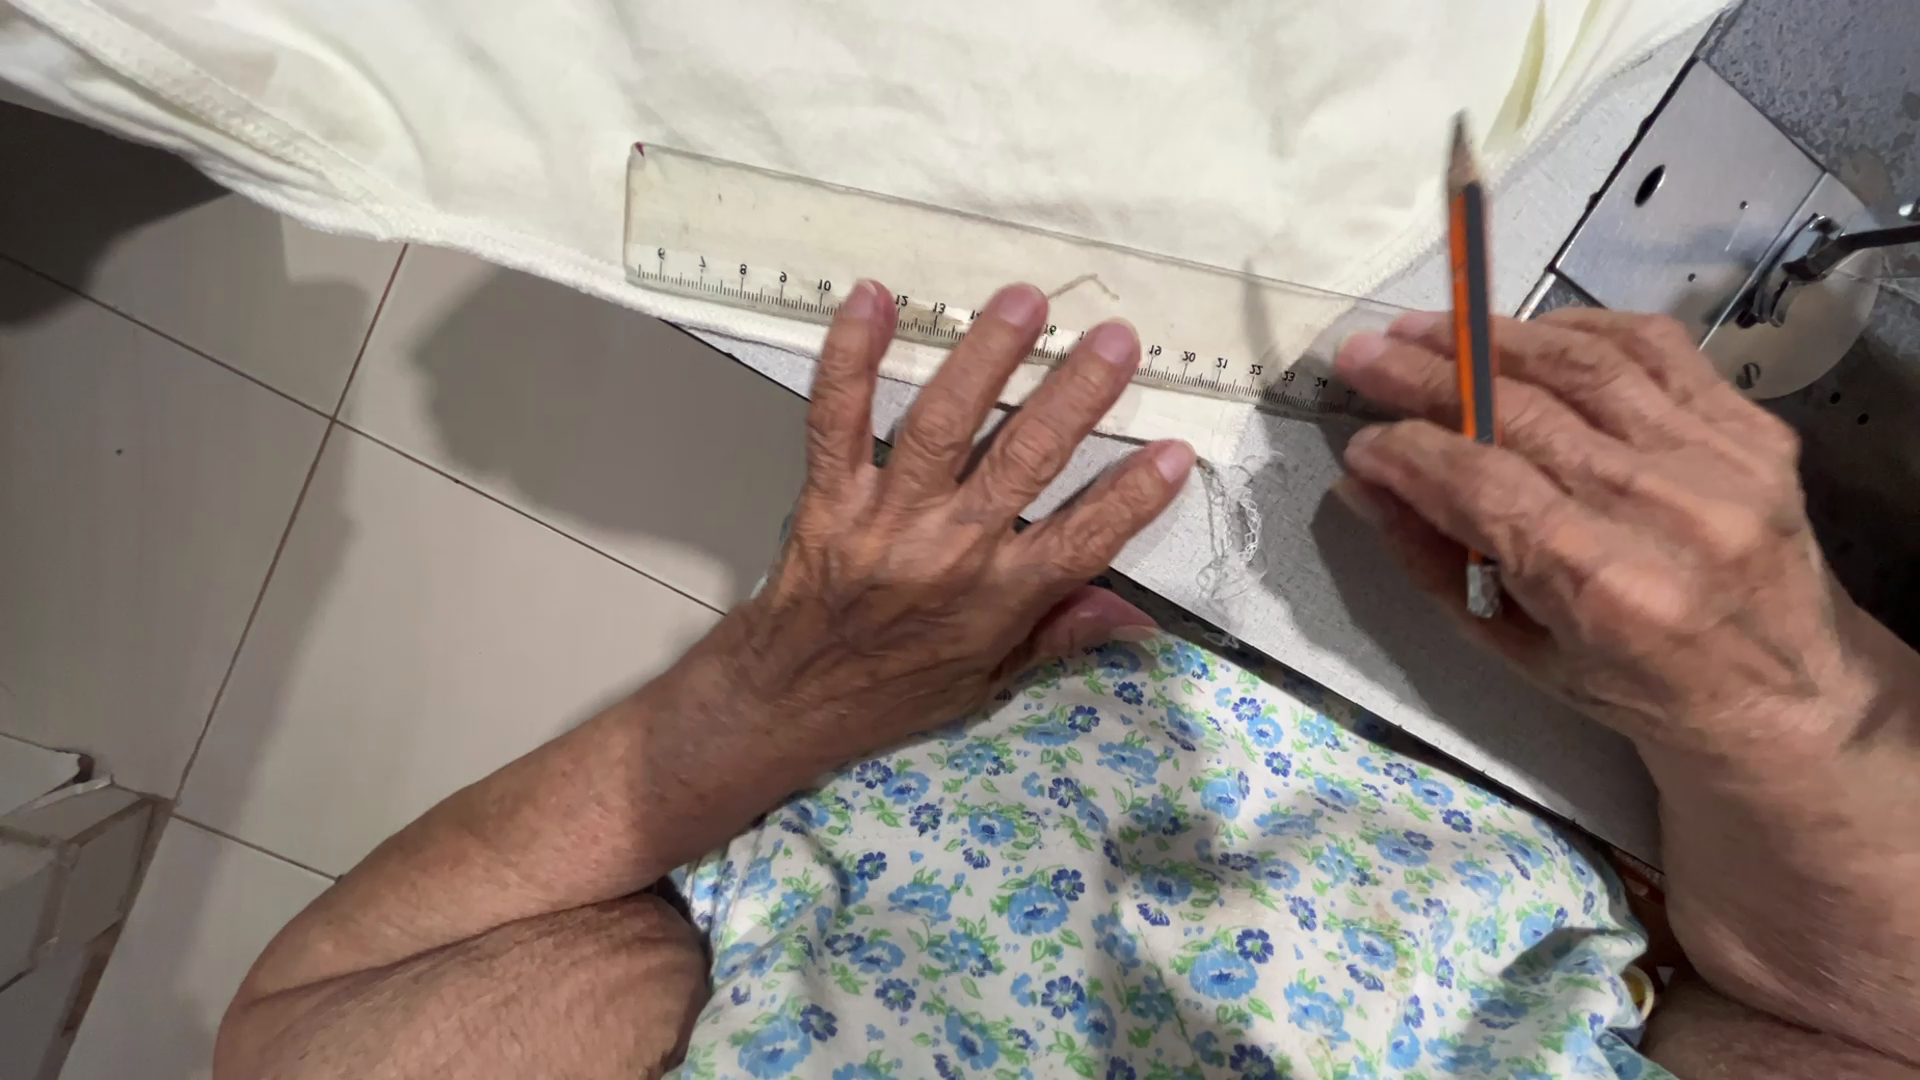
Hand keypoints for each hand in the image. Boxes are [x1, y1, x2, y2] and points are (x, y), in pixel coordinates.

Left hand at [709, 279, 1194, 767]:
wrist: (791, 699)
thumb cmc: (897, 689)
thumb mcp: (989, 681)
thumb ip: (1060, 636)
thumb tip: (1141, 619)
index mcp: (997, 599)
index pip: (1082, 542)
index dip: (1133, 499)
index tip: (1176, 451)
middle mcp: (949, 550)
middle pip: (1024, 464)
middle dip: (1075, 398)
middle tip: (1116, 340)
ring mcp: (886, 518)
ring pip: (941, 427)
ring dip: (985, 359)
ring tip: (1025, 302)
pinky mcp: (829, 496)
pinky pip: (837, 420)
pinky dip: (851, 358)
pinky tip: (874, 298)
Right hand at [1330, 309, 1875, 766]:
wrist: (1785, 690)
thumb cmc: (1623, 682)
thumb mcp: (1504, 642)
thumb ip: (1427, 557)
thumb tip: (1360, 485)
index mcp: (1601, 584)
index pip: (1481, 484)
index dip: (1407, 452)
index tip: (1358, 442)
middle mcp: (1667, 510)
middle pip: (1521, 414)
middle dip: (1427, 377)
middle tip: (1362, 355)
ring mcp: (1720, 459)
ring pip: (1582, 367)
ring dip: (1486, 338)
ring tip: (1420, 327)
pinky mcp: (1751, 427)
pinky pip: (1653, 348)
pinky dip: (1573, 329)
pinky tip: (1515, 332)